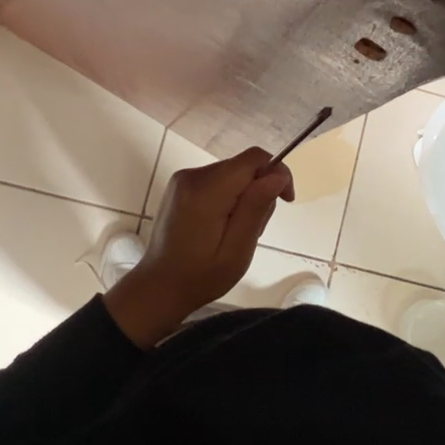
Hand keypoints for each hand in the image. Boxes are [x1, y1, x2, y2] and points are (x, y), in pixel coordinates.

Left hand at [102, 147, 295, 347]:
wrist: (159, 286)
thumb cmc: (200, 276)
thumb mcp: (237, 250)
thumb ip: (256, 208)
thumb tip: (278, 174)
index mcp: (207, 190)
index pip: (253, 158)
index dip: (277, 172)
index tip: (285, 200)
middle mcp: (193, 175)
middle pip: (244, 166)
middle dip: (258, 192)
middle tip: (252, 231)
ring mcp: (183, 178)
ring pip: (233, 174)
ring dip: (244, 198)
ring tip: (234, 233)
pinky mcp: (181, 185)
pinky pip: (219, 180)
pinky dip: (229, 198)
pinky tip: (221, 227)